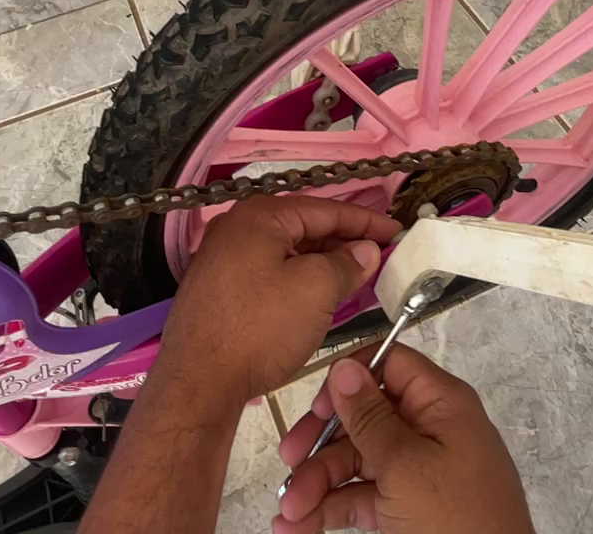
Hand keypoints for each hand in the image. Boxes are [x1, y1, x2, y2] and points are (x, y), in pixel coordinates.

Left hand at [158, 195, 402, 405]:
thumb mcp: (315, 290)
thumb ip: (346, 263)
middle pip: (302, 226)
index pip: (324, 208)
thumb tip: (366, 250)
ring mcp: (222, 257)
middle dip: (343, 240)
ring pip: (285, 250)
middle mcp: (236, 226)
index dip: (365, 220)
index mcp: (260, 215)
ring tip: (355, 274)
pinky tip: (315, 293)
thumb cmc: (259, 328)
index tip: (396, 230)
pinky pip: (268, 269)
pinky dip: (296, 276)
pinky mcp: (217, 287)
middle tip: (379, 252)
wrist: (196, 384)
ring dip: (321, 260)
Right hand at [275, 344, 533, 533]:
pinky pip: (361, 496)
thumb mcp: (406, 465)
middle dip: (321, 442)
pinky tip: (296, 525)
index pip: (388, 364)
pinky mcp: (406, 509)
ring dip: (317, 483)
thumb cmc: (454, 519)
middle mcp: (427, 429)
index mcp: (439, 403)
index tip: (317, 407)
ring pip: (356, 460)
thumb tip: (344, 365)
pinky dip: (330, 508)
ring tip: (286, 512)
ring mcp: (416, 471)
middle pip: (364, 416)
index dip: (350, 378)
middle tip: (286, 459)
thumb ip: (369, 416)